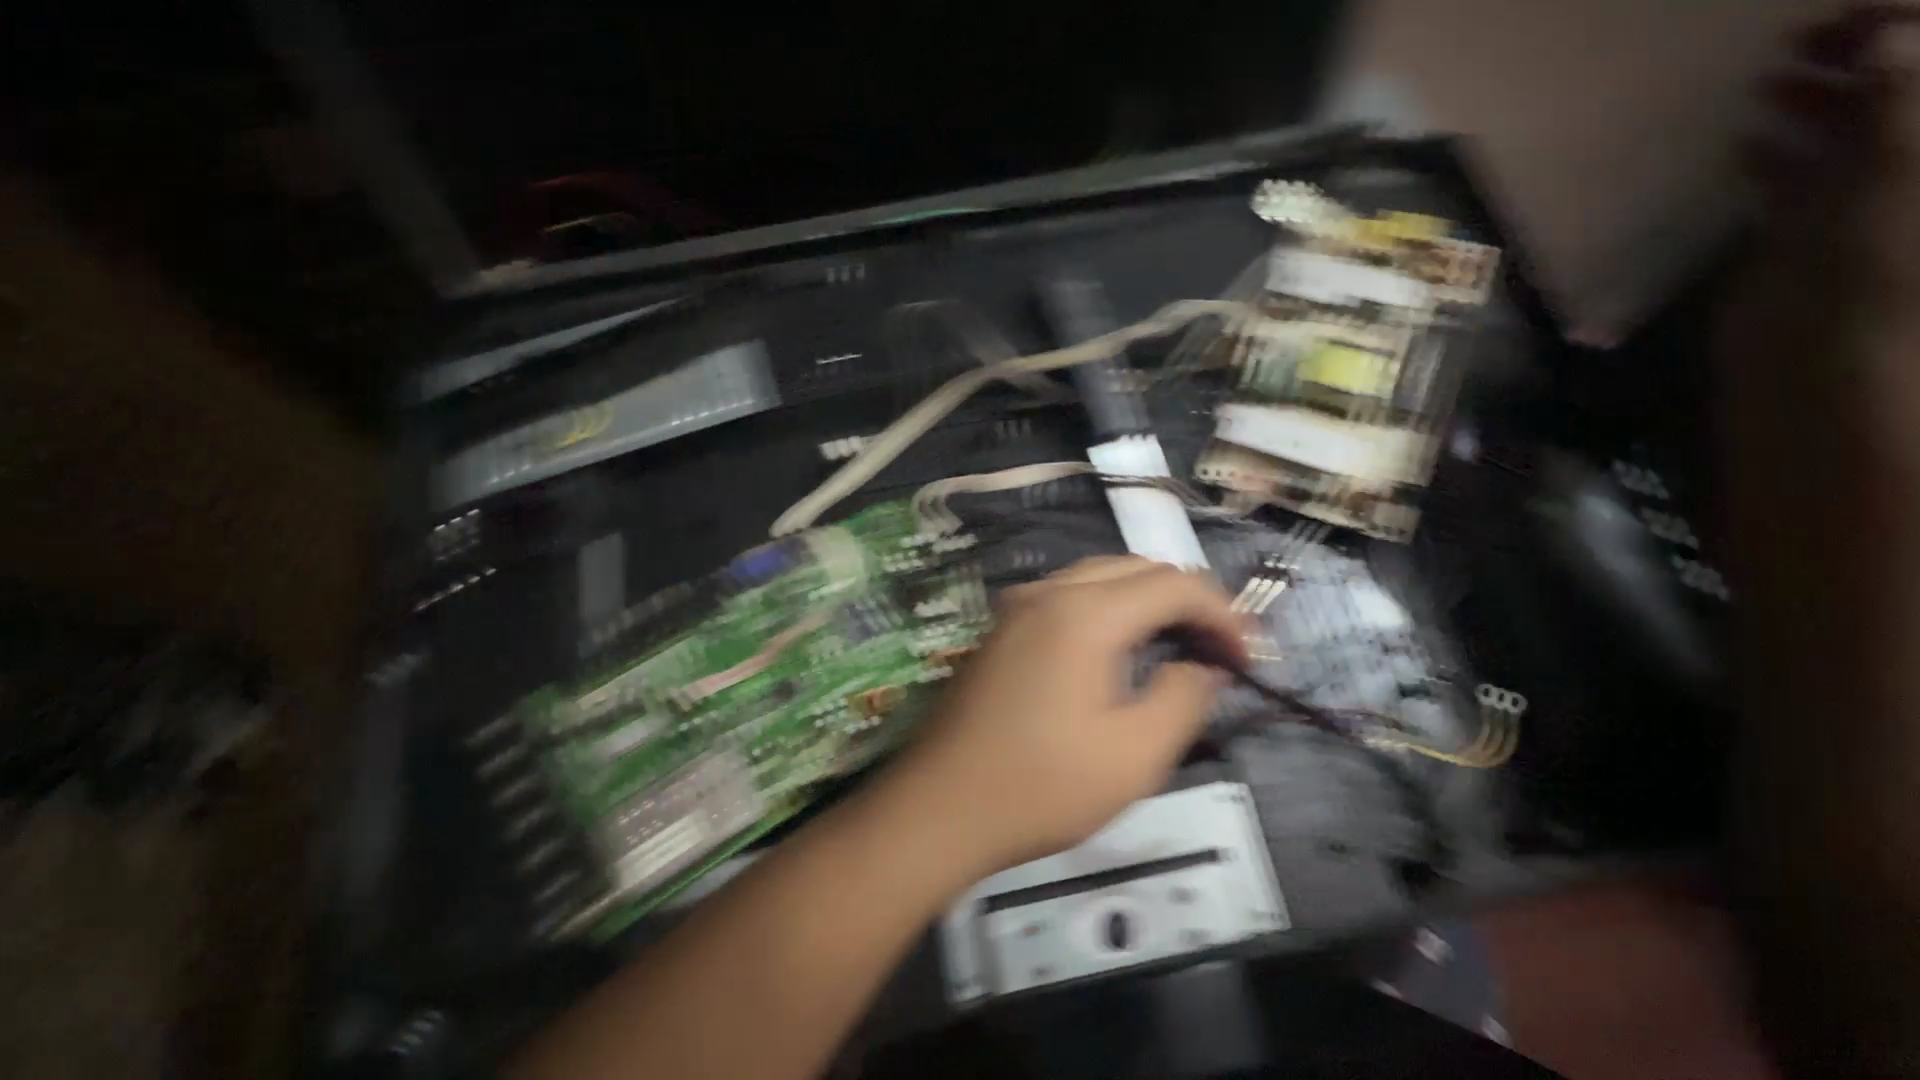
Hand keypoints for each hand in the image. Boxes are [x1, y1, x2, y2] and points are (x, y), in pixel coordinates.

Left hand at [884, 557, 1247, 875]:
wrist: (938, 810)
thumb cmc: (1042, 786)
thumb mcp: (1135, 755)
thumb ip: (1183, 698)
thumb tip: (1202, 667)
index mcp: (1085, 613)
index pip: (1174, 584)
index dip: (1223, 614)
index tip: (1248, 659)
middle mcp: (1048, 593)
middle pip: (1137, 569)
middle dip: (1188, 601)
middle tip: (1220, 652)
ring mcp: (1017, 609)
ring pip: (1100, 578)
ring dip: (1147, 602)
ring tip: (1179, 648)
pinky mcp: (1000, 632)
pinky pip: (1068, 598)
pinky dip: (1108, 611)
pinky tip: (1120, 654)